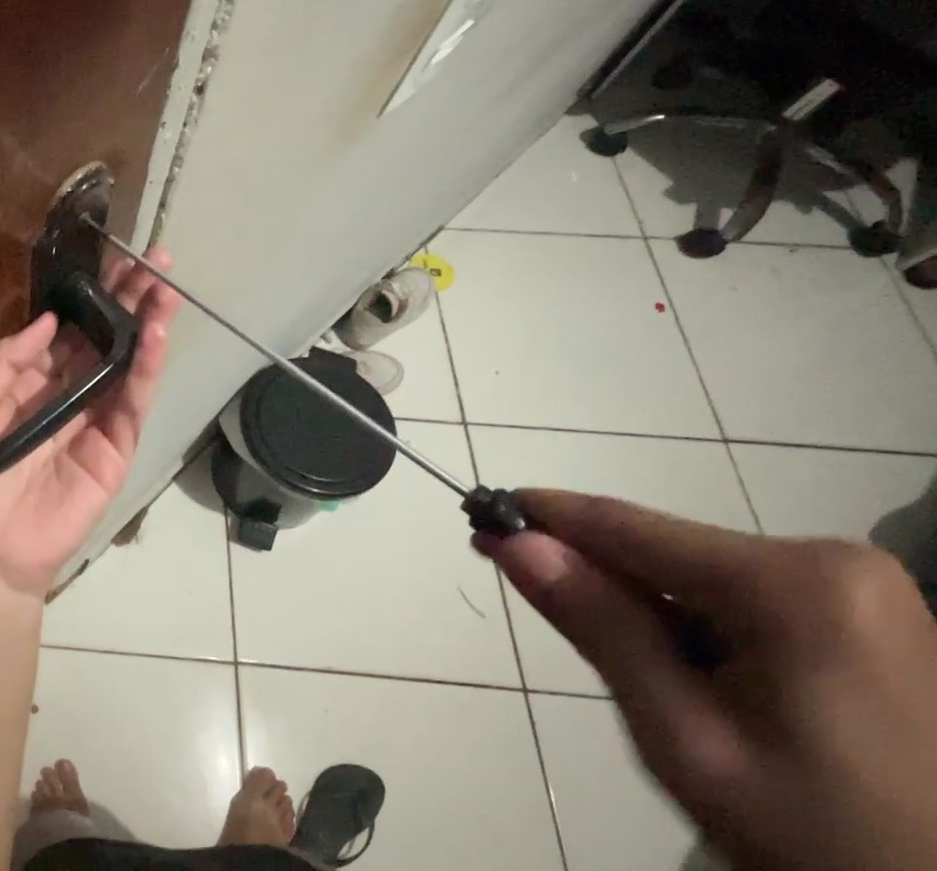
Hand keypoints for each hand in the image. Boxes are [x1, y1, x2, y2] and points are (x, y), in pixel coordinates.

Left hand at [0, 247, 180, 596]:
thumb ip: (5, 360)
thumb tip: (48, 321)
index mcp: (29, 382)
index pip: (67, 330)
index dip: (88, 297)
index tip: (109, 261)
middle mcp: (66, 395)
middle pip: (103, 339)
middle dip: (127, 300)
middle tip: (153, 259)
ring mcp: (95, 421)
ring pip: (126, 364)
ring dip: (147, 324)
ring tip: (165, 286)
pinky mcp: (115, 447)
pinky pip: (133, 401)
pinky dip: (147, 368)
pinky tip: (155, 333)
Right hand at [478, 491, 936, 869]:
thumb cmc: (818, 833)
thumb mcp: (685, 739)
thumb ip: (600, 628)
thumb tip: (515, 543)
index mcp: (796, 585)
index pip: (628, 527)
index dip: (541, 517)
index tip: (475, 513)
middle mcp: (837, 561)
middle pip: (666, 551)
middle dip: (600, 579)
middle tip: (549, 617)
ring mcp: (863, 586)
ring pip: (698, 574)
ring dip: (649, 609)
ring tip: (651, 684)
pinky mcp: (871, 612)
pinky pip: (743, 595)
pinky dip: (696, 623)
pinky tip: (701, 679)